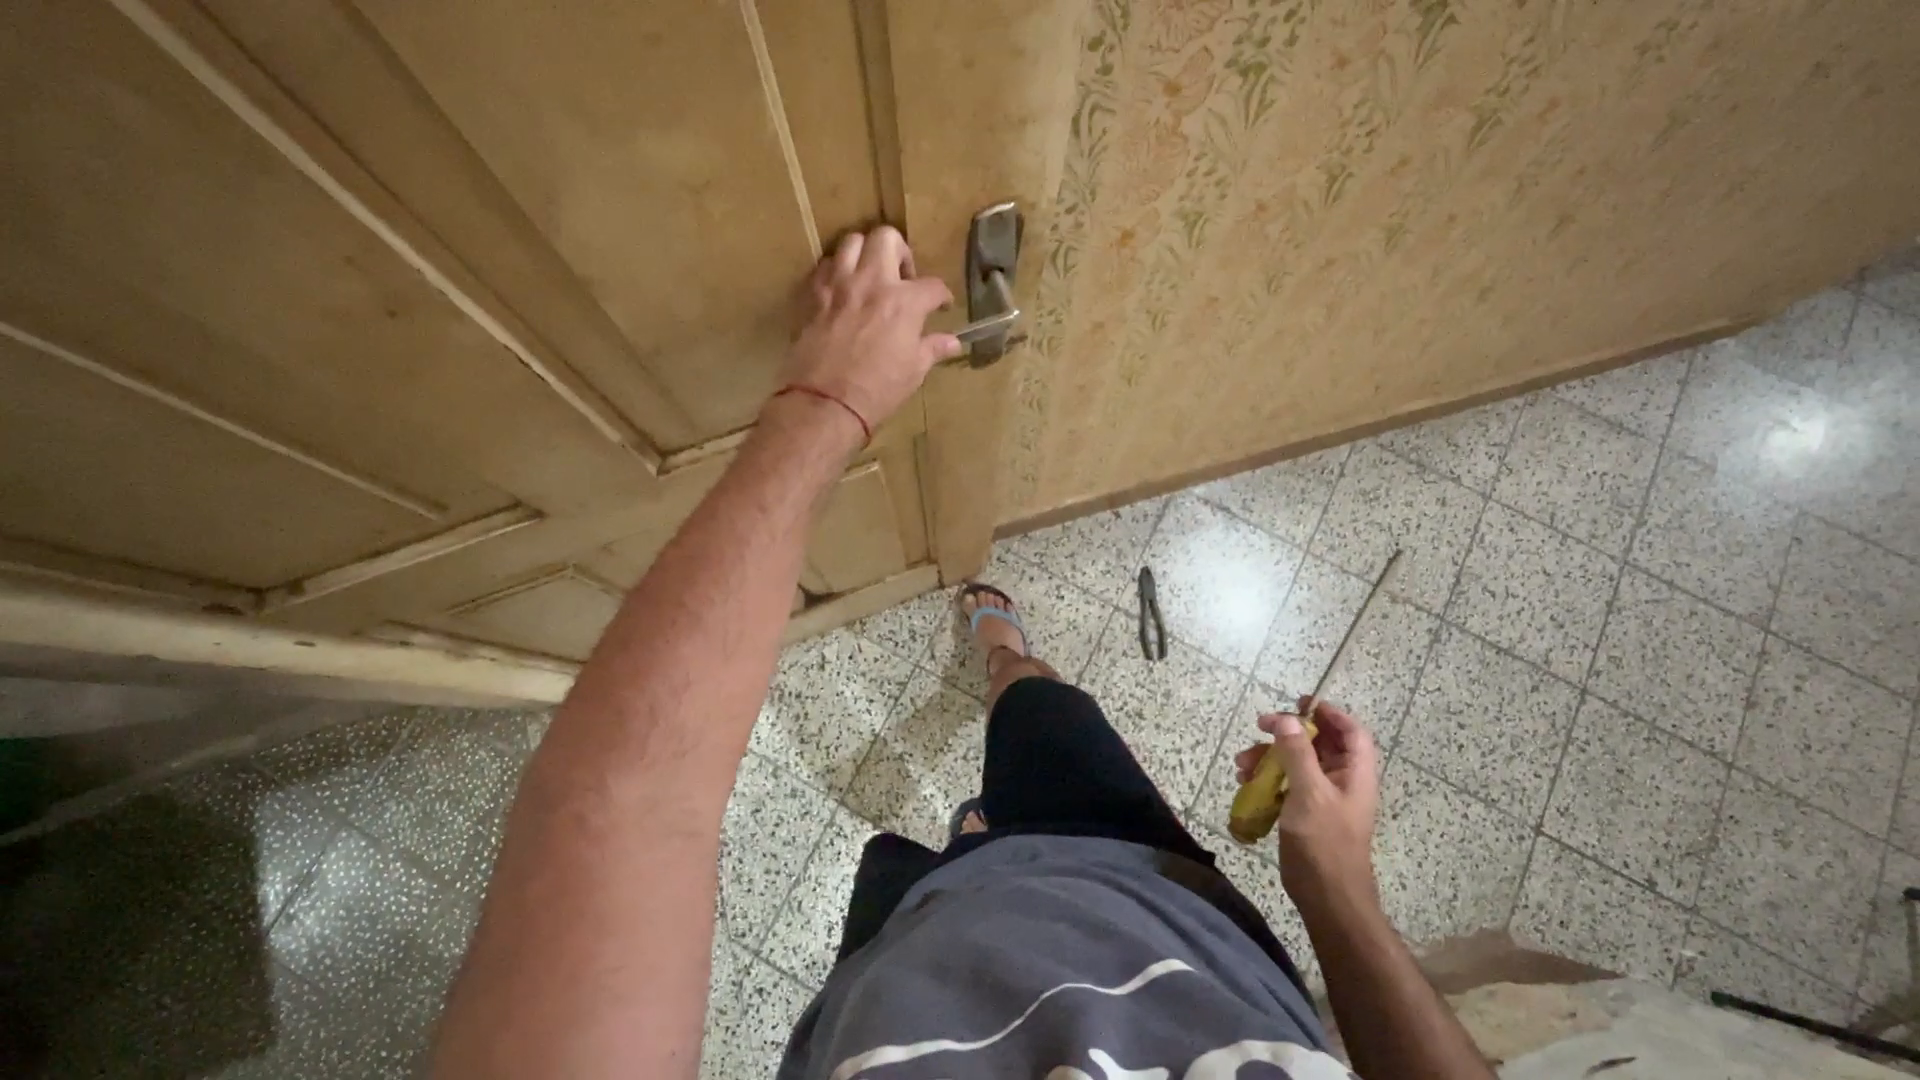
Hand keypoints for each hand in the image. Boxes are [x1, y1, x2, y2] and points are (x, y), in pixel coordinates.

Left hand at [778, 226, 961, 433]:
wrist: (824, 403)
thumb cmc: (876, 391)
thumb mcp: (913, 372)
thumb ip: (932, 348)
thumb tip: (953, 343)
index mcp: (904, 302)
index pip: (932, 286)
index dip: (941, 295)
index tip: (941, 305)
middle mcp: (872, 282)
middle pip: (887, 238)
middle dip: (900, 252)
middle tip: (902, 277)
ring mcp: (839, 285)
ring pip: (851, 242)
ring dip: (864, 253)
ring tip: (870, 276)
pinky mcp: (813, 296)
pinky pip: (824, 267)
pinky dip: (836, 271)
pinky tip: (842, 290)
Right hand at [1233, 697, 1380, 915]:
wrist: (1328, 898)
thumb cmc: (1325, 844)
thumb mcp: (1309, 794)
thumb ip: (1298, 754)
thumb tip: (1287, 720)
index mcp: (1356, 774)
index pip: (1351, 732)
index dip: (1330, 713)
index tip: (1300, 703)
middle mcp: (1343, 782)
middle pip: (1320, 744)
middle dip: (1289, 734)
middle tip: (1261, 726)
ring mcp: (1324, 798)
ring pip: (1298, 763)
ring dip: (1271, 756)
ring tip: (1242, 763)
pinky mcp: (1306, 813)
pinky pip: (1288, 784)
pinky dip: (1268, 778)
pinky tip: (1245, 782)